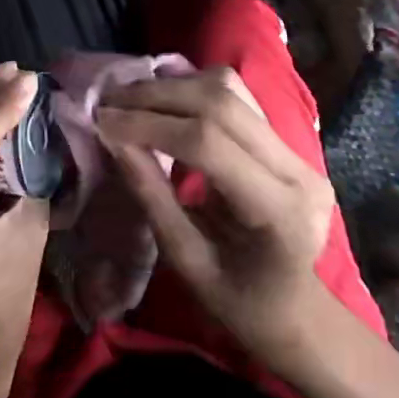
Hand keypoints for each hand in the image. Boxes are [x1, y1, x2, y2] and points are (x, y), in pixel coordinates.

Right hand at [95, 67, 335, 364]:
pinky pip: (233, 93)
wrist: (295, 311)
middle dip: (154, 96)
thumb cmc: (238, 300)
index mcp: (279, 211)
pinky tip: (160, 100)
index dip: (148, 125)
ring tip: (127, 99)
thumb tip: (112, 137)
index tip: (102, 121)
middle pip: (219, 103)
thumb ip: (151, 195)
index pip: (208, 143)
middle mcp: (296, 169)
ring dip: (169, 86)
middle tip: (107, 102)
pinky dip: (189, 87)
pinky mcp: (283, 136)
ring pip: (226, 88)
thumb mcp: (186, 260)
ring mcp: (295, 148)